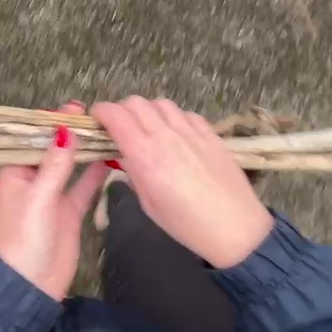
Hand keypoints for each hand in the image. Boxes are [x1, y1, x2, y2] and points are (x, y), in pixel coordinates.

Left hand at [0, 104, 109, 300]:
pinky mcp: (69, 211)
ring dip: (86, 149)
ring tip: (107, 130)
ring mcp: (52, 195)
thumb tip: (65, 129)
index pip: (33, 139)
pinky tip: (113, 158)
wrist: (30, 287)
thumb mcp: (38, 198)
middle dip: (72, 132)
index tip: (74, 109)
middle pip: (54, 148)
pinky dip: (96, 173)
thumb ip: (55, 165)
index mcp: (15, 173)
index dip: (51, 122)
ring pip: (71, 165)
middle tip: (97, 115)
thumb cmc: (25, 239)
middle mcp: (32, 179)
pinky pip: (84, 186)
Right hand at [91, 97, 273, 268]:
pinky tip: (176, 135)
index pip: (115, 115)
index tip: (96, 120)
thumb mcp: (148, 204)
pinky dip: (173, 118)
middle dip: (121, 110)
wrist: (235, 229)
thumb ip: (133, 172)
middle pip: (135, 102)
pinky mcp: (210, 133)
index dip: (101, 112)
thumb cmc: (186, 225)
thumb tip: (123, 154)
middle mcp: (166, 136)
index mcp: (145, 155)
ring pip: (160, 103)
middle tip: (120, 127)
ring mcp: (191, 131)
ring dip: (148, 111)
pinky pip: (185, 113)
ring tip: (148, 129)